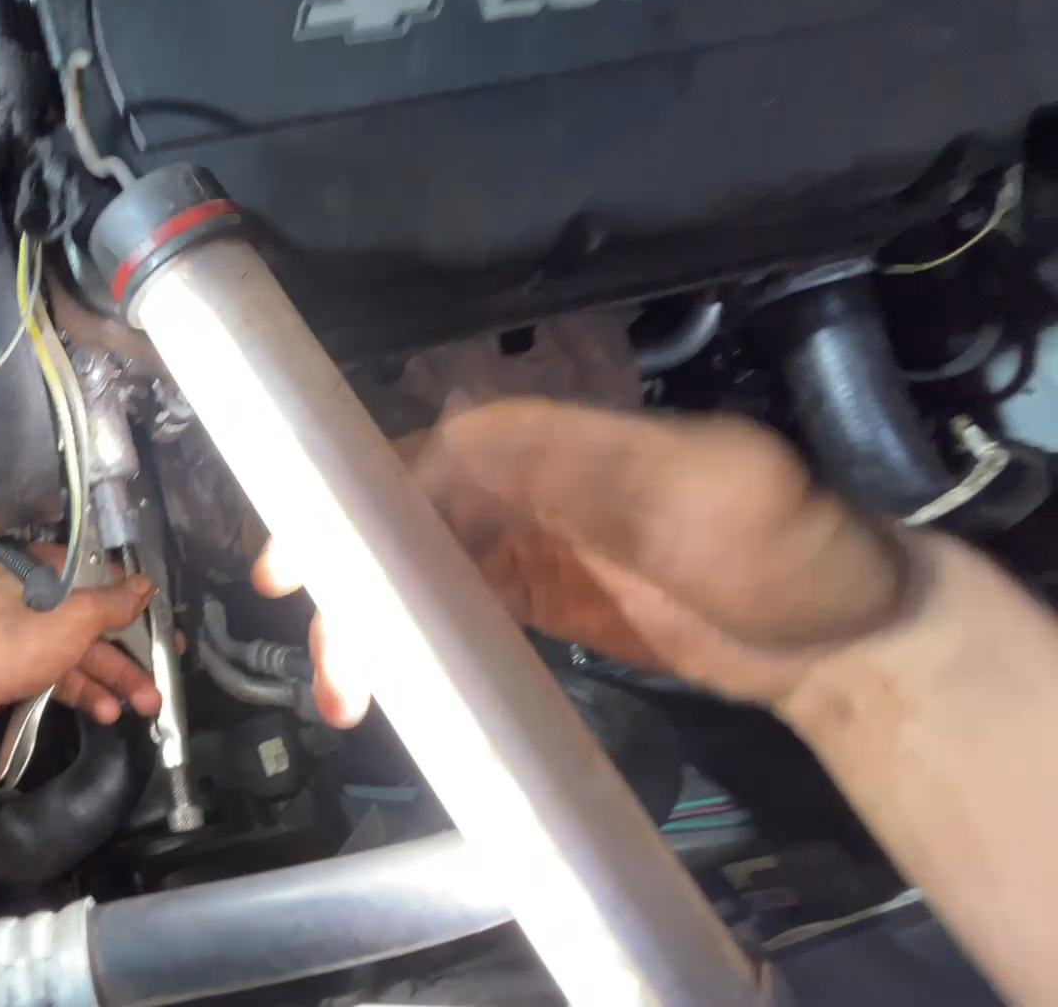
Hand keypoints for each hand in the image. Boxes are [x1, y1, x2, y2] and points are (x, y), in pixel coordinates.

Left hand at [0, 556, 160, 743]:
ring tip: (146, 706)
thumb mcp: (74, 617)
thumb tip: (146, 584)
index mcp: (44, 568)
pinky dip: (81, 691)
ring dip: (111, 679)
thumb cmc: (13, 638)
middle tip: (163, 677)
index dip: (134, 601)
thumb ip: (113, 602)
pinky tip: (107, 713)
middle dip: (129, 653)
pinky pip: (57, 674)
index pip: (98, 576)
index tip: (163, 624)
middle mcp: (33, 596)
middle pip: (92, 621)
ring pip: (78, 652)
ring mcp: (22, 634)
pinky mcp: (13, 668)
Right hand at [257, 398, 913, 724]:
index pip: (410, 462)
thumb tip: (468, 436)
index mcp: (529, 443)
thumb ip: (597, 456)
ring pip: (393, 570)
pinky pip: (425, 609)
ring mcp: (493, 541)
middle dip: (338, 580)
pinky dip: (391, 643)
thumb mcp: (709, 482)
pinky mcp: (499, 594)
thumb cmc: (781, 546)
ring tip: (345, 695)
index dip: (347, 507)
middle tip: (322, 650)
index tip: (304, 562)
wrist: (827, 637)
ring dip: (357, 626)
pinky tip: (376, 683)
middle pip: (385, 521)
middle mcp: (495, 483)